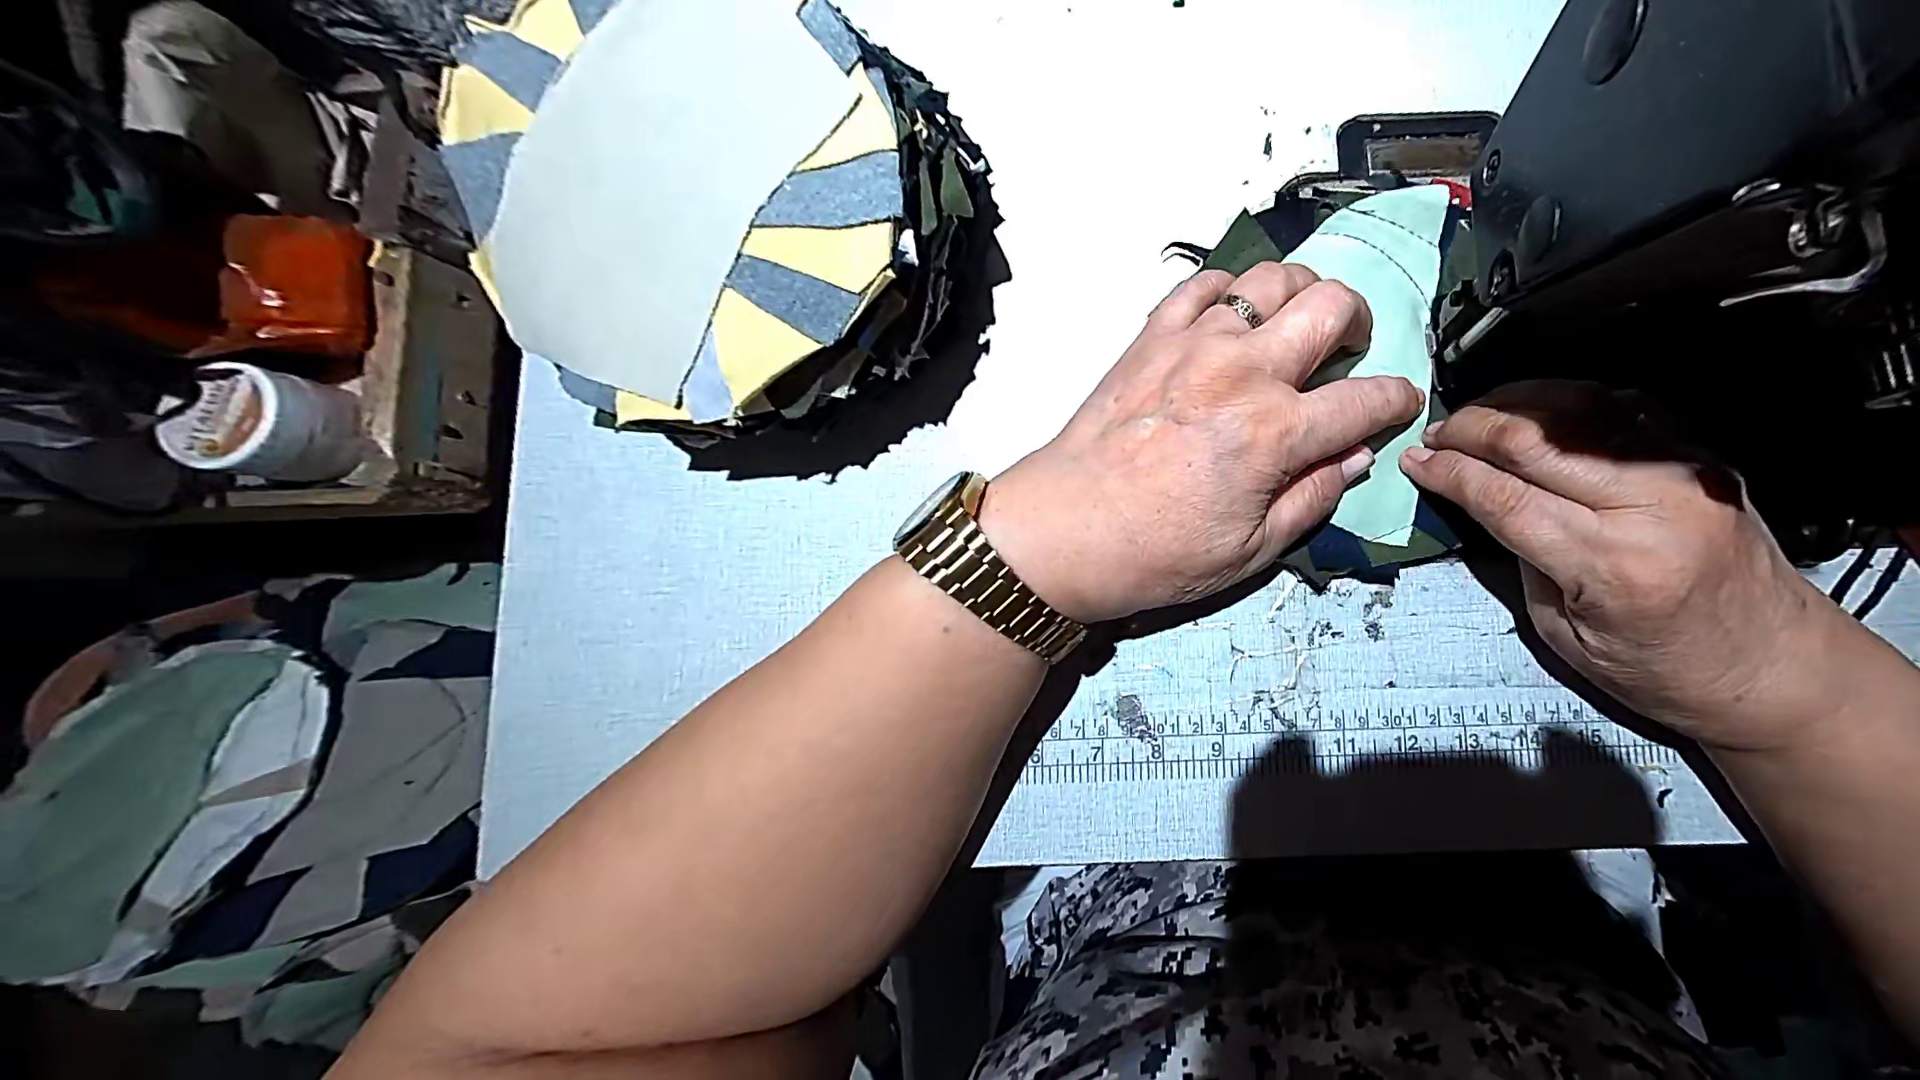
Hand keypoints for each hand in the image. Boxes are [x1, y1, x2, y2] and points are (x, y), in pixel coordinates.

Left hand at [980, 262, 1424, 623]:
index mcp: (1274, 433)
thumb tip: (1352, 458)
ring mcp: (1190, 348)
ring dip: (1296, 295)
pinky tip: (1225, 318)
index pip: (1368, 398)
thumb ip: (1310, 499)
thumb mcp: (1247, 553)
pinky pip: (1197, 286)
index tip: (1394, 405)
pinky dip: (1224, 290)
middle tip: (1342, 352)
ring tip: (1288, 327)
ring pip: (1269, 280)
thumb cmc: (1149, 553)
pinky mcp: (1147, 341)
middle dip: (1356, 324)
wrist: (1062, 531)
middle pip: (1332, 307)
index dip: (1395, 400)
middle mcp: (1240, 374)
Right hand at [1400, 380, 1851, 752]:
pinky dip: (1564, 401)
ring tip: (1473, 418)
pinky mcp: (1702, 460)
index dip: (1448, 472)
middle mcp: (1655, 507)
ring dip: (1512, 405)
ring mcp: (1686, 475)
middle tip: (1434, 435)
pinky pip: (1620, 408)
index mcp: (1611, 564)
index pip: (1504, 497)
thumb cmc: (1657, 667)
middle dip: (1469, 430)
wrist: (1777, 668)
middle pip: (1536, 441)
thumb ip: (1521, 556)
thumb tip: (1477, 501)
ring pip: (1578, 409)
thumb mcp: (1559, 627)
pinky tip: (1531, 412)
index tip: (1413, 461)